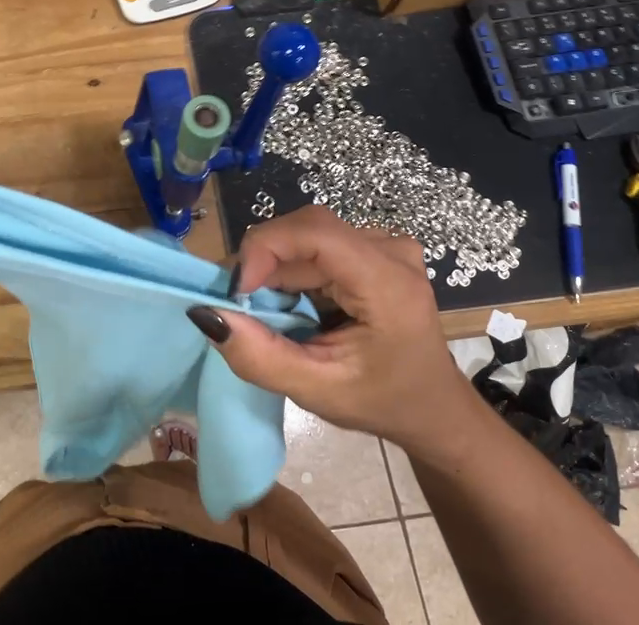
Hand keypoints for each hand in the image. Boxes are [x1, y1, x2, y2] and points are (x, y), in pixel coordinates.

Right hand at [185, 206, 478, 457]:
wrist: (433, 406)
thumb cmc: (382, 402)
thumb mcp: (318, 391)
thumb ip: (261, 356)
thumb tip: (206, 314)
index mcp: (388, 282)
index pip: (315, 231)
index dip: (265, 248)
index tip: (237, 291)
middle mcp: (391, 250)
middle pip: (306, 231)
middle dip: (265, 264)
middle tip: (243, 307)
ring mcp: (387, 245)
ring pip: (307, 236)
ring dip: (277, 269)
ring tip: (271, 314)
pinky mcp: (376, 249)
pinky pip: (319, 244)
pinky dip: (294, 270)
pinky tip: (297, 305)